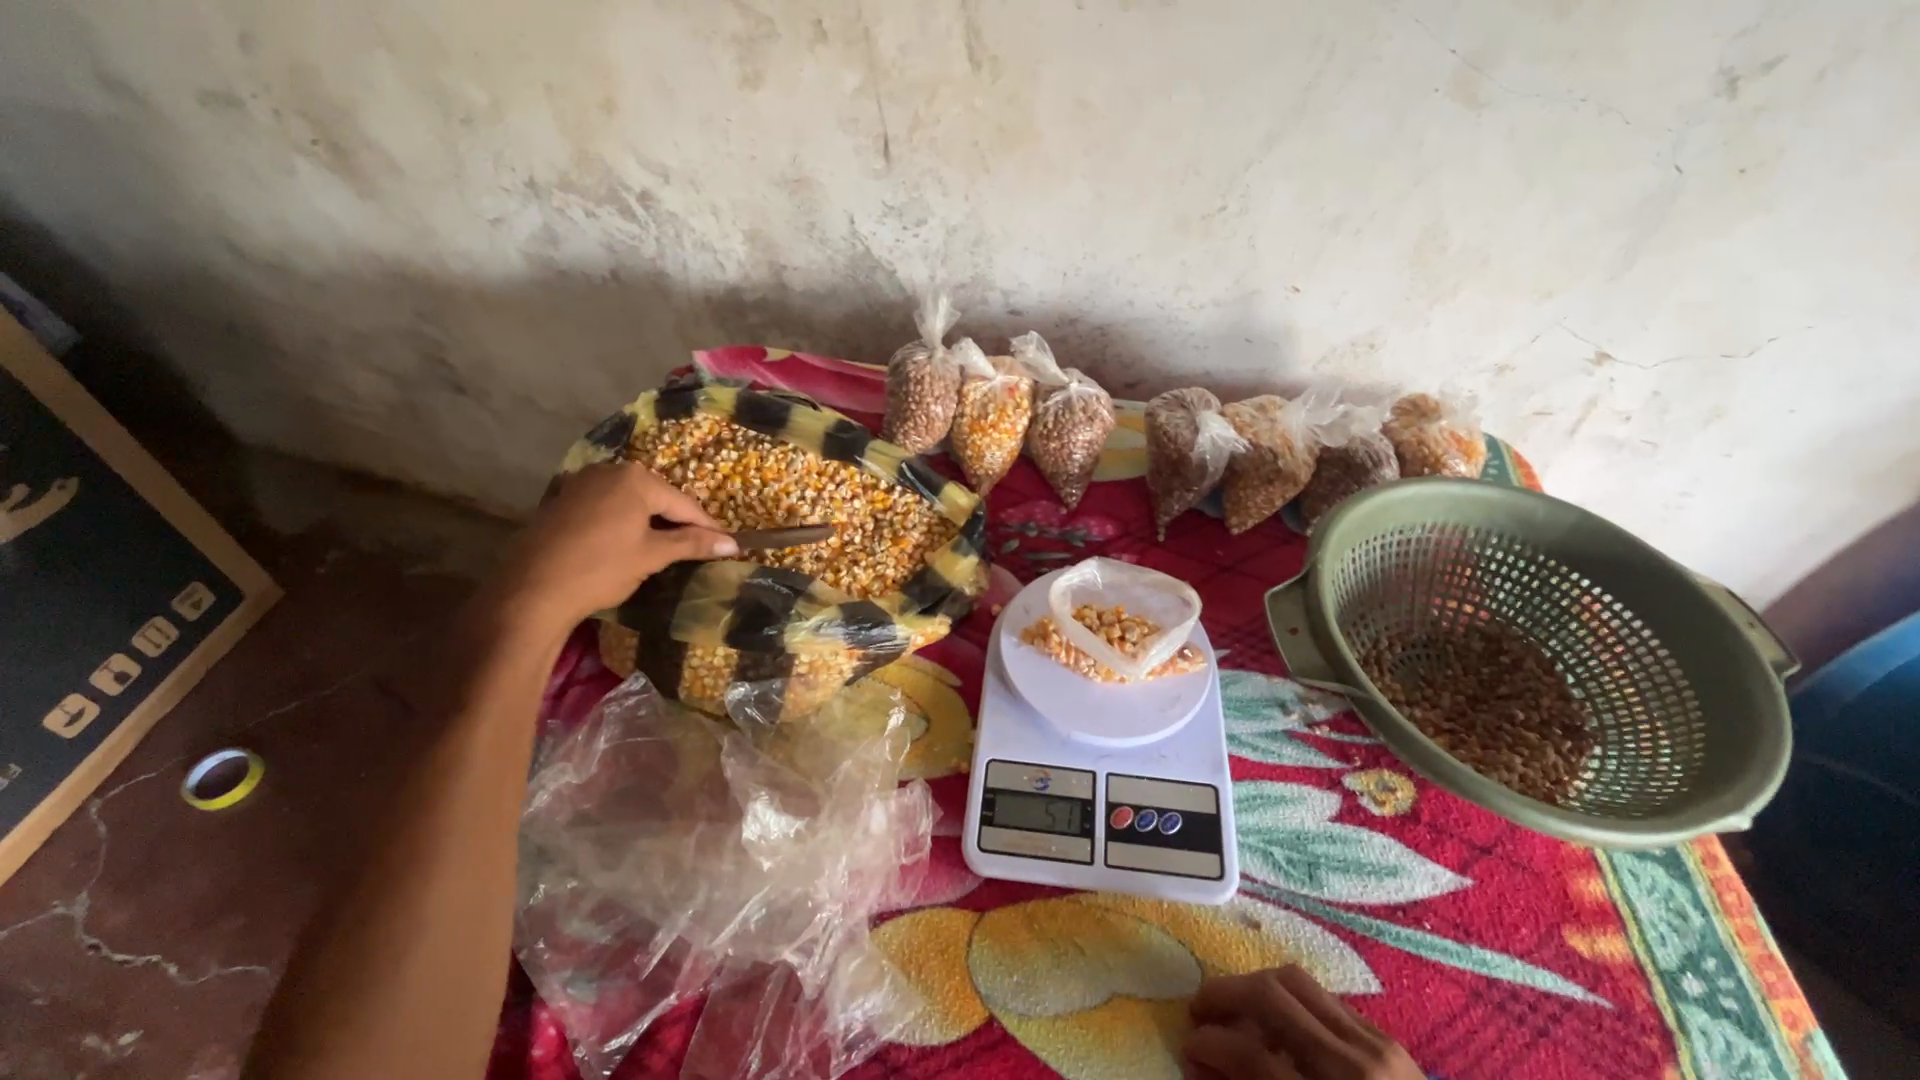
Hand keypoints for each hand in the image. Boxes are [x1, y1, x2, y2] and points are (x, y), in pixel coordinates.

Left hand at [487, 463, 737, 632]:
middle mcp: (610, 471)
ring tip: (666, 547)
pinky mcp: (564, 499)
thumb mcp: (651, 555)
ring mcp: (583, 483)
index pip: (683, 504)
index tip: (726, 545)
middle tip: (696, 548)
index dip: (706, 527)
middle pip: (657, 497)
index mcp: (636, 479)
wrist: (532, 589)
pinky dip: (623, 522)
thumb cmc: (600, 568)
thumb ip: (692, 544)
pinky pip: (606, 506)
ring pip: (630, 501)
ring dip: (649, 522)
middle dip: (677, 522)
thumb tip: (732, 544)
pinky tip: (628, 543)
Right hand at [1183, 966, 1418, 1079]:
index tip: (1188, 1049)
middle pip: (1270, 995)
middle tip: (1200, 1013)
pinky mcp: (1389, 1041)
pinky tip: (1278, 1026)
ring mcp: (1376, 1046)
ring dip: (1254, 989)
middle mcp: (1353, 1064)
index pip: (1251, 1053)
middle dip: (1223, 996)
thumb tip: (1201, 1064)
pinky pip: (1325, 999)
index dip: (1208, 1046)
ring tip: (1235, 1010)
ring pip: (1296, 981)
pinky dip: (1290, 1003)